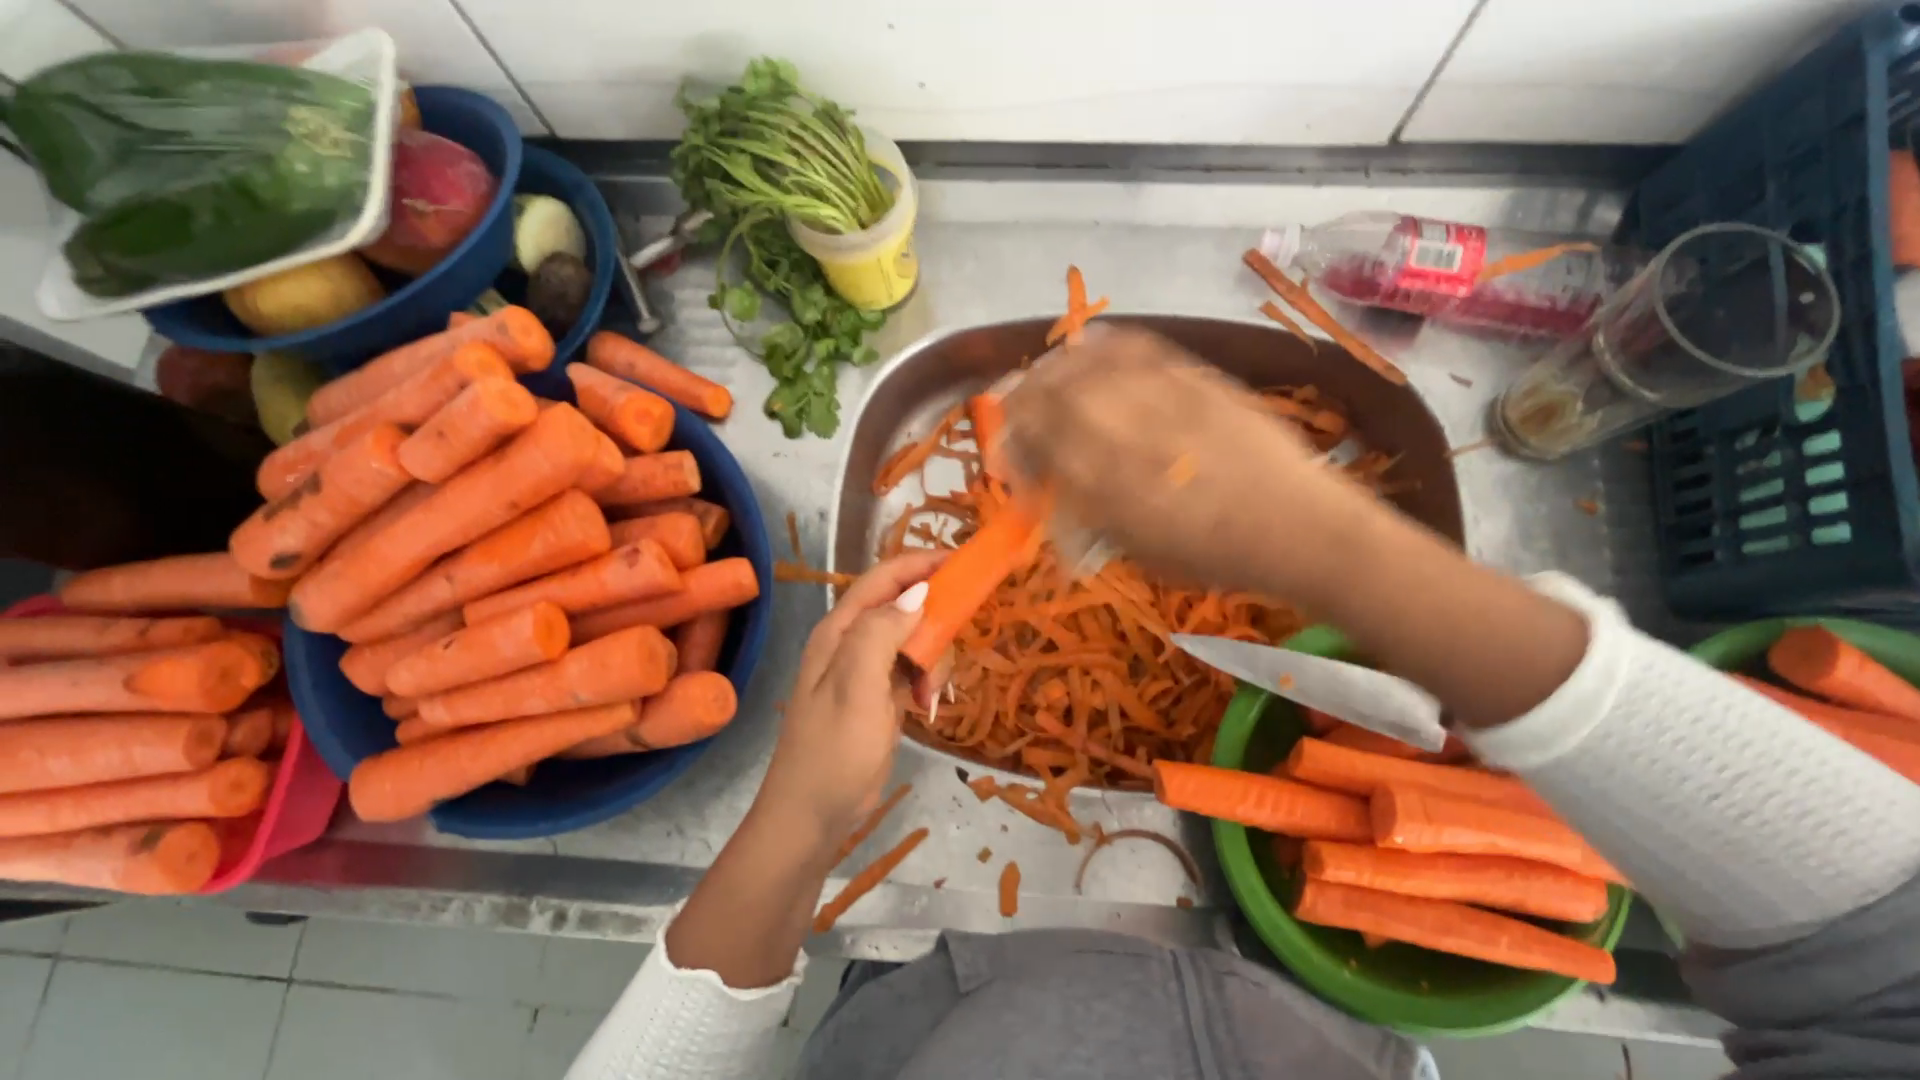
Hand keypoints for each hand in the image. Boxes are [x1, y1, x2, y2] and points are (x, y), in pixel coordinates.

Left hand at [755, 551, 945, 841]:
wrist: (812, 815)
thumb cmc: (833, 750)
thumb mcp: (857, 687)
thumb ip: (881, 633)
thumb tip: (919, 592)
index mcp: (840, 630)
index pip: (885, 578)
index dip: (923, 564)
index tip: (966, 562)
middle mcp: (852, 642)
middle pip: (906, 607)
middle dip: (935, 622)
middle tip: (954, 644)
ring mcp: (866, 671)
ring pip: (916, 641)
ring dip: (934, 660)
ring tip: (929, 695)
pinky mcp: (880, 697)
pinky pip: (914, 671)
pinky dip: (927, 682)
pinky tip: (927, 707)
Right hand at [1000, 325, 1358, 596]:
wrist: (1298, 526)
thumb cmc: (1215, 556)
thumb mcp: (1137, 548)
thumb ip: (1088, 513)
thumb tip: (1053, 493)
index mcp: (1102, 480)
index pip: (1032, 442)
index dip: (1011, 445)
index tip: (1008, 458)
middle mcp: (1123, 426)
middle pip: (1049, 393)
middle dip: (1021, 400)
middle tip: (1014, 411)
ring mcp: (1161, 393)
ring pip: (1086, 362)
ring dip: (1053, 367)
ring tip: (1044, 376)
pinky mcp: (1193, 375)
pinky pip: (1136, 346)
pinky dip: (1103, 344)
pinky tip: (1091, 345)